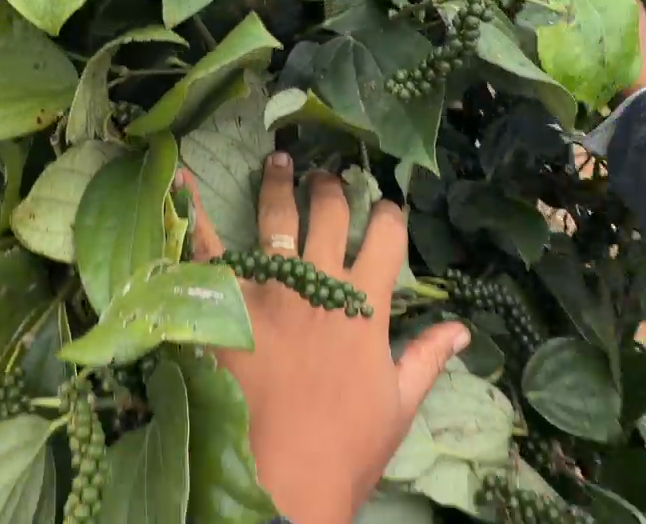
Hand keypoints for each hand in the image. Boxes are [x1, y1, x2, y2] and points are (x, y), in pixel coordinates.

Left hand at [184, 153, 470, 523]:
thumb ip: (426, 356)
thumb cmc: (346, 447)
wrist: (284, 485)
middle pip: (331, 214)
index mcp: (365, 306)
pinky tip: (184, 180)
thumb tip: (461, 328)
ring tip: (280, 161)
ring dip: (280, 184)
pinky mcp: (228, 305)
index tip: (383, 207)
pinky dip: (194, 212)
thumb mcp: (398, 404)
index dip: (388, 215)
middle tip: (324, 176)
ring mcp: (271, 291)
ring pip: (279, 219)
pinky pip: (208, 250)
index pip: (386, 237)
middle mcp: (321, 285)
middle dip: (330, 188)